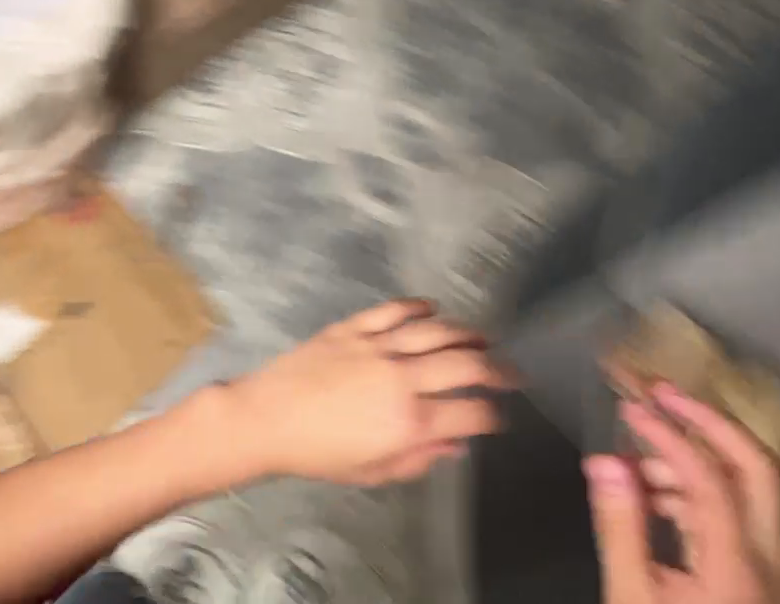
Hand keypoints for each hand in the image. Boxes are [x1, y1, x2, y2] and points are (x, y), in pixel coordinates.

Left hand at [220, 299, 512, 485]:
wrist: (268, 418)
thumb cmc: (320, 453)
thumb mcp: (375, 471)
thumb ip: (420, 458)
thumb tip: (455, 443)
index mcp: (409, 422)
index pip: (471, 413)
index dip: (494, 414)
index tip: (499, 414)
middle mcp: (401, 378)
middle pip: (465, 365)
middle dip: (498, 369)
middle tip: (512, 372)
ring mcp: (377, 346)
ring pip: (436, 331)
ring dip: (467, 333)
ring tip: (483, 339)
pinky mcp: (354, 327)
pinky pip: (394, 310)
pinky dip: (418, 307)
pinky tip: (432, 309)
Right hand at [587, 384, 779, 603]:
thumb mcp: (631, 596)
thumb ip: (620, 527)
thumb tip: (606, 459)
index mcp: (738, 564)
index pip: (708, 476)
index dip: (668, 434)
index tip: (628, 408)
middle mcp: (772, 562)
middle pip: (756, 470)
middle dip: (709, 424)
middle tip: (662, 393)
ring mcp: (776, 573)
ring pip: (752, 490)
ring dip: (699, 459)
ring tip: (641, 458)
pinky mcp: (764, 582)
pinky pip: (742, 515)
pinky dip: (702, 489)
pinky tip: (658, 495)